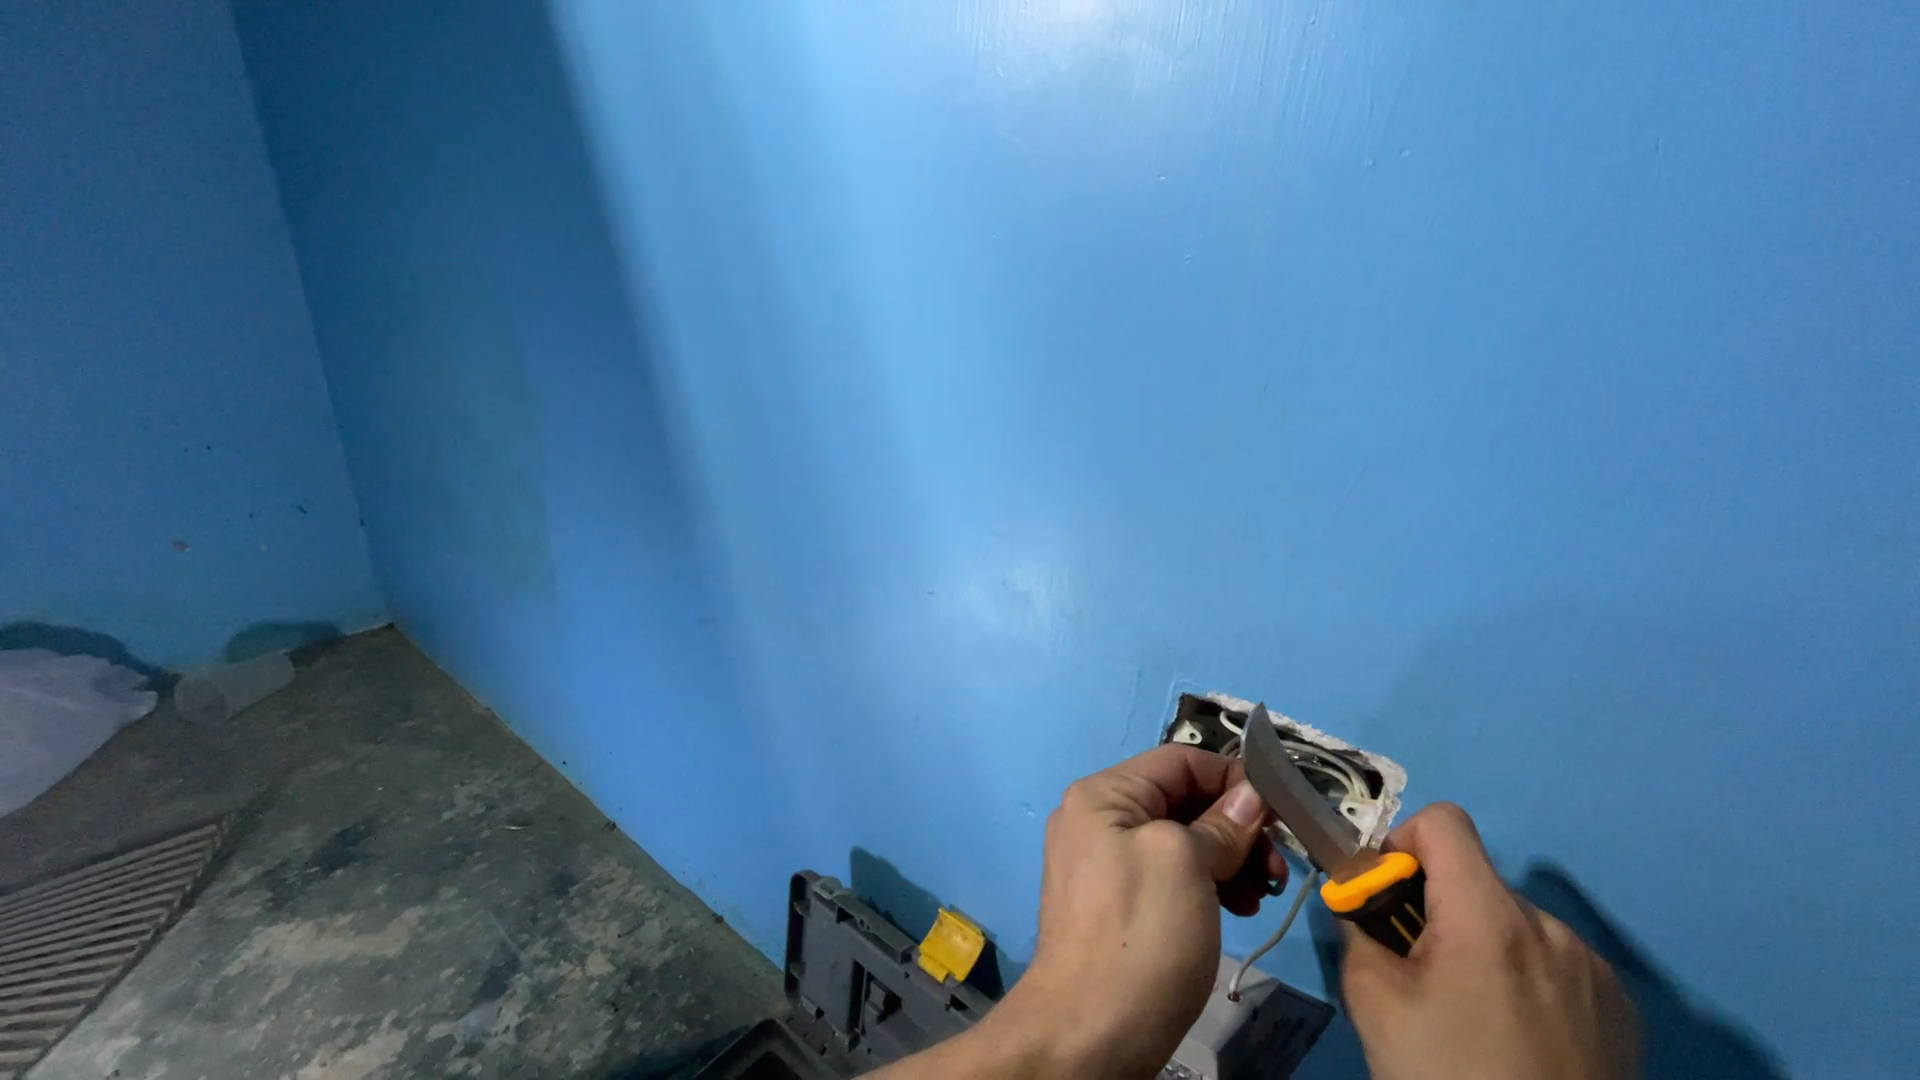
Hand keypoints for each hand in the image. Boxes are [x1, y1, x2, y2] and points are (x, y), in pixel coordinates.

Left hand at [870, 745, 1285, 1079]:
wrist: (1089, 1030)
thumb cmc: (1142, 932)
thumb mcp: (1187, 862)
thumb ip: (1221, 823)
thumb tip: (1250, 796)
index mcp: (1103, 793)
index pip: (1179, 760)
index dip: (1232, 778)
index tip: (1279, 813)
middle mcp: (1097, 817)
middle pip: (1181, 800)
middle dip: (1235, 827)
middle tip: (1275, 868)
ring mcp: (1103, 860)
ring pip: (1180, 839)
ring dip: (1227, 859)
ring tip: (1259, 896)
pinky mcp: (1115, 900)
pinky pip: (1168, 872)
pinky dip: (1205, 883)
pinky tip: (1234, 910)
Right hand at [1341, 802, 1640, 1079]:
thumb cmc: (1445, 1075)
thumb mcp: (1372, 1000)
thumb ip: (1358, 928)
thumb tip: (1360, 902)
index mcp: (1489, 916)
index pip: (1444, 821)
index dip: (1402, 842)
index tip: (1387, 895)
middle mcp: (1551, 928)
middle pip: (1474, 877)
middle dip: (1434, 904)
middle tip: (1416, 968)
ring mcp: (1594, 968)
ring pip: (1513, 920)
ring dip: (1481, 941)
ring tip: (1470, 1010)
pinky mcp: (1621, 1007)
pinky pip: (1554, 959)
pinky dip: (1523, 972)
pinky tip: (1516, 1031)